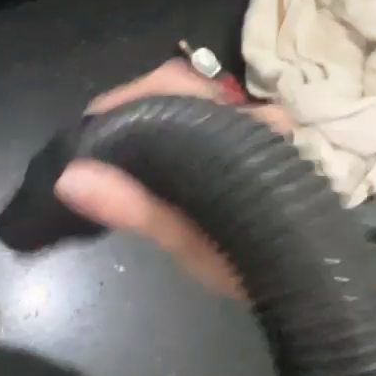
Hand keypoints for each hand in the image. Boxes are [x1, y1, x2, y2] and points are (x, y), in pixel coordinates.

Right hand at [52, 61, 295, 299]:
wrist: (305, 289)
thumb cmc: (252, 264)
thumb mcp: (189, 241)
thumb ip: (134, 209)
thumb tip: (69, 180)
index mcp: (236, 125)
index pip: (166, 85)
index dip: (119, 104)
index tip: (83, 136)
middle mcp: (246, 112)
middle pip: (170, 89)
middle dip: (126, 114)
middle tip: (88, 152)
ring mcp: (247, 124)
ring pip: (180, 105)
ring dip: (141, 126)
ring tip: (104, 158)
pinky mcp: (244, 142)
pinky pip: (193, 124)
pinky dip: (160, 138)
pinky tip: (138, 163)